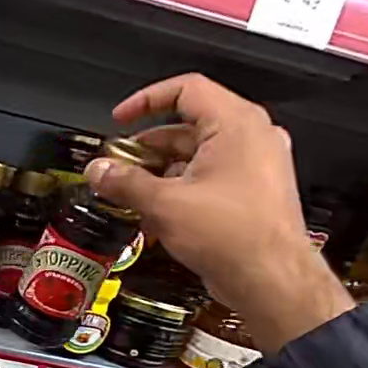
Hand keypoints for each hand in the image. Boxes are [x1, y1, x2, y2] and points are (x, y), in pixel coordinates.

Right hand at [86, 73, 352, 353]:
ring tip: (130, 194)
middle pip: (185, 127)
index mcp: (236, 125)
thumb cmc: (235, 236)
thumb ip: (125, 182)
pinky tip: (154, 214)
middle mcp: (250, 138)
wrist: (269, 278)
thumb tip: (99, 170)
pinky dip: (178, 189)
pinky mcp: (248, 192)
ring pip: (194, 156)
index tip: (121, 118)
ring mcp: (252, 166)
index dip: (146, 100)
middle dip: (145, 148)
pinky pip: (206, 179)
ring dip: (158, 173)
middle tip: (117, 166)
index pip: (186, 90)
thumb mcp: (165, 204)